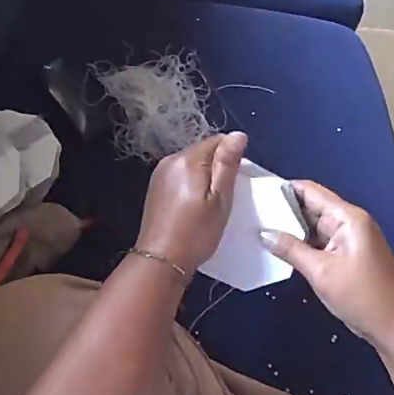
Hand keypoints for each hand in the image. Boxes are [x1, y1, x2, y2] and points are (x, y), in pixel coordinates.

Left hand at [135, 132, 246, 272]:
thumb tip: (238, 134)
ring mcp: (160, 174)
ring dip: (204, 176)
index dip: (231, 157)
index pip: (217, 141)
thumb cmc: (196, 232)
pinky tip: (194, 205)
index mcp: (187, 160)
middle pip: (203, 151)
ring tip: (211, 202)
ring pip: (191, 164)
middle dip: (217, 167)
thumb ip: (227, 164)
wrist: (161, 259)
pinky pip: (180, 175)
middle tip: (225, 196)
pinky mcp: (155, 188)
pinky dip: (191, 184)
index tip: (237, 181)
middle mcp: (170, 160)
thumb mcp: (220, 199)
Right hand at [260, 180, 393, 346]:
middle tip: (252, 212)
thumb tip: (264, 233)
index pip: (310, 191)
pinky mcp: (347, 254)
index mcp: (347, 218)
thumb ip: (290, 249)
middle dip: (283, 209)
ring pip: (313, 225)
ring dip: (290, 227)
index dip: (284, 188)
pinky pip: (319, 240)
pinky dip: (301, 242)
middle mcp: (349, 222)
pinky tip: (280, 247)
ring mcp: (349, 238)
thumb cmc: (362, 297)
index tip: (257, 192)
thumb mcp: (321, 272)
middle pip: (311, 206)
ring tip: (259, 228)